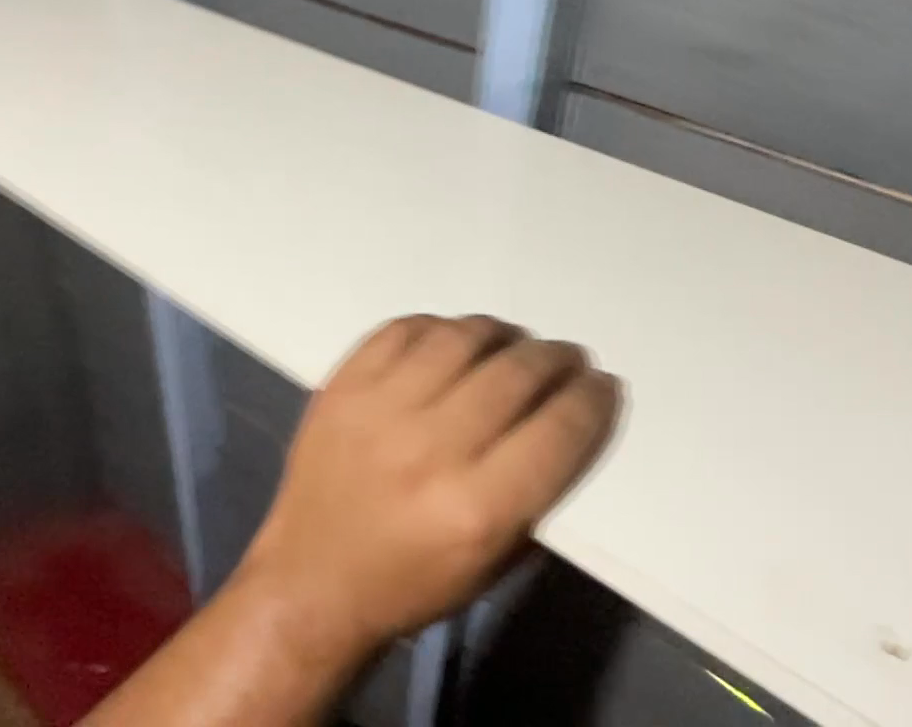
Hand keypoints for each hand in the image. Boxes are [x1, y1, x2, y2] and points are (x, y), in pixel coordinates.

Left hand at [231, 315, 621, 659]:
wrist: (311, 581)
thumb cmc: (411, 583)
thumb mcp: (494, 564)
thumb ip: (537, 492)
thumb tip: (569, 417)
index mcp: (475, 509)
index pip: (558, 431)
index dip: (591, 399)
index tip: (600, 384)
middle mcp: (429, 449)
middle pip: (514, 374)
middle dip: (554, 359)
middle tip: (564, 358)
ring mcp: (378, 409)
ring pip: (460, 339)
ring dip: (500, 333)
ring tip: (511, 342)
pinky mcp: (342, 385)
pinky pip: (403, 329)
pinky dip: (438, 327)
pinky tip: (453, 340)